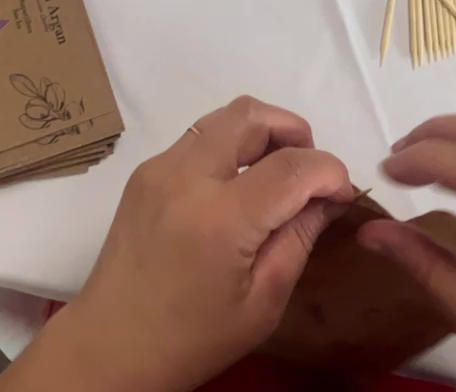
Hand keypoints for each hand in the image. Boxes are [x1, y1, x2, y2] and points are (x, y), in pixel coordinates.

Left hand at [0, 96, 356, 391]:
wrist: (113, 341)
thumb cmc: (194, 336)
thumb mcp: (263, 301)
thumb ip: (298, 237)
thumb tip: (328, 195)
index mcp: (221, 218)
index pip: (290, 166)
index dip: (328, 170)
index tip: (342, 191)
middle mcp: (186, 176)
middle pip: (250, 114)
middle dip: (292, 129)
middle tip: (310, 168)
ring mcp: (160, 167)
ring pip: (220, 117)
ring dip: (259, 132)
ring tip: (277, 173)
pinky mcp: (145, 170)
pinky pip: (197, 138)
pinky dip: (228, 146)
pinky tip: (237, 186)